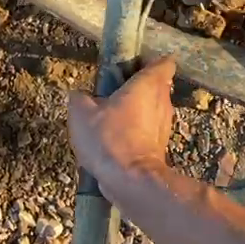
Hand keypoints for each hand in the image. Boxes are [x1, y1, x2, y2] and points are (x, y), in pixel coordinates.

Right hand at [67, 57, 175, 190]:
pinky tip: (115, 141)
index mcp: (149, 84)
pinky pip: (149, 131)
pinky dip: (136, 132)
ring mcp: (165, 125)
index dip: (148, 62)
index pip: (163, 62)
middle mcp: (163, 100)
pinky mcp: (161, 146)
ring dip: (136, 112)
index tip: (130, 67)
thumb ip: (79, 98)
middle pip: (156, 86)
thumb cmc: (109, 137)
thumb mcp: (81, 113)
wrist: (130, 181)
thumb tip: (79, 95)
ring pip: (152, 109)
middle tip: (113, 93)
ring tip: (110, 120)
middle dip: (137, 88)